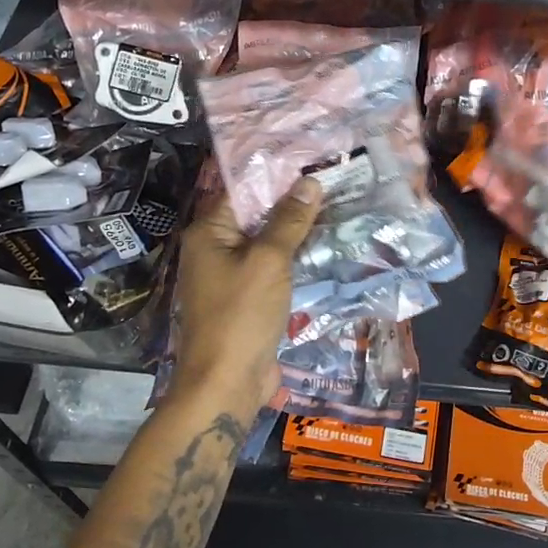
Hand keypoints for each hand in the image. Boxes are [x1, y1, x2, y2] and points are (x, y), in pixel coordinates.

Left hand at [171, 178, 322, 411]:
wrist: (226, 383)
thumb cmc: (240, 315)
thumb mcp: (268, 261)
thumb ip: (289, 221)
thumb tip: (309, 182)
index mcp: (208, 234)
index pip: (243, 191)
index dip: (278, 178)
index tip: (313, 163)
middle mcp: (214, 250)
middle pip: (257, 217)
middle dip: (292, 205)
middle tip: (334, 184)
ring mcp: (230, 278)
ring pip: (268, 245)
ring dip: (297, 234)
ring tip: (338, 211)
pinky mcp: (247, 301)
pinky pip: (272, 271)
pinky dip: (295, 262)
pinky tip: (326, 251)